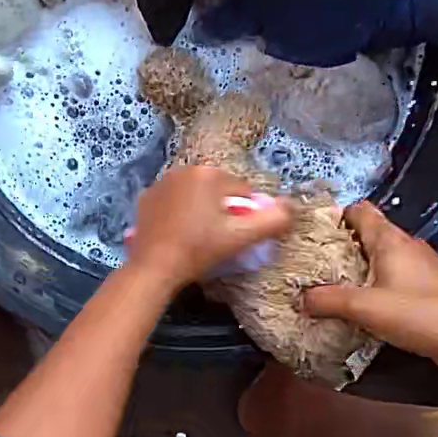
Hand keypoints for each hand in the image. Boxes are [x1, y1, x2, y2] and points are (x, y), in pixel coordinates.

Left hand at [126, 166, 291, 291]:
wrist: (154, 267)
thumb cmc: (199, 249)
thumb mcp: (241, 237)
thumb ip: (272, 220)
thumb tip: (291, 207)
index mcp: (209, 173)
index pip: (243, 191)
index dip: (244, 215)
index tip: (233, 235)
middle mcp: (184, 169)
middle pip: (218, 190)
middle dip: (222, 210)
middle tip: (216, 238)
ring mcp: (161, 182)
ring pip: (196, 194)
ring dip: (201, 210)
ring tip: (196, 238)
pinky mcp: (145, 198)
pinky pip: (173, 201)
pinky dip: (178, 213)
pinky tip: (177, 234)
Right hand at [303, 203, 437, 374]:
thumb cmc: (422, 314)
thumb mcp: (366, 308)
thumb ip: (330, 300)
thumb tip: (302, 298)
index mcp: (390, 239)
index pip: (359, 210)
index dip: (334, 216)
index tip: (311, 234)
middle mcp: (407, 246)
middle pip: (368, 235)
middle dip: (341, 247)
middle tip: (314, 266)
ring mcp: (422, 267)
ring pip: (382, 258)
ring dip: (359, 270)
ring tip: (333, 289)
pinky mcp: (431, 290)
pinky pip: (395, 279)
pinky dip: (377, 287)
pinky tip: (365, 309)